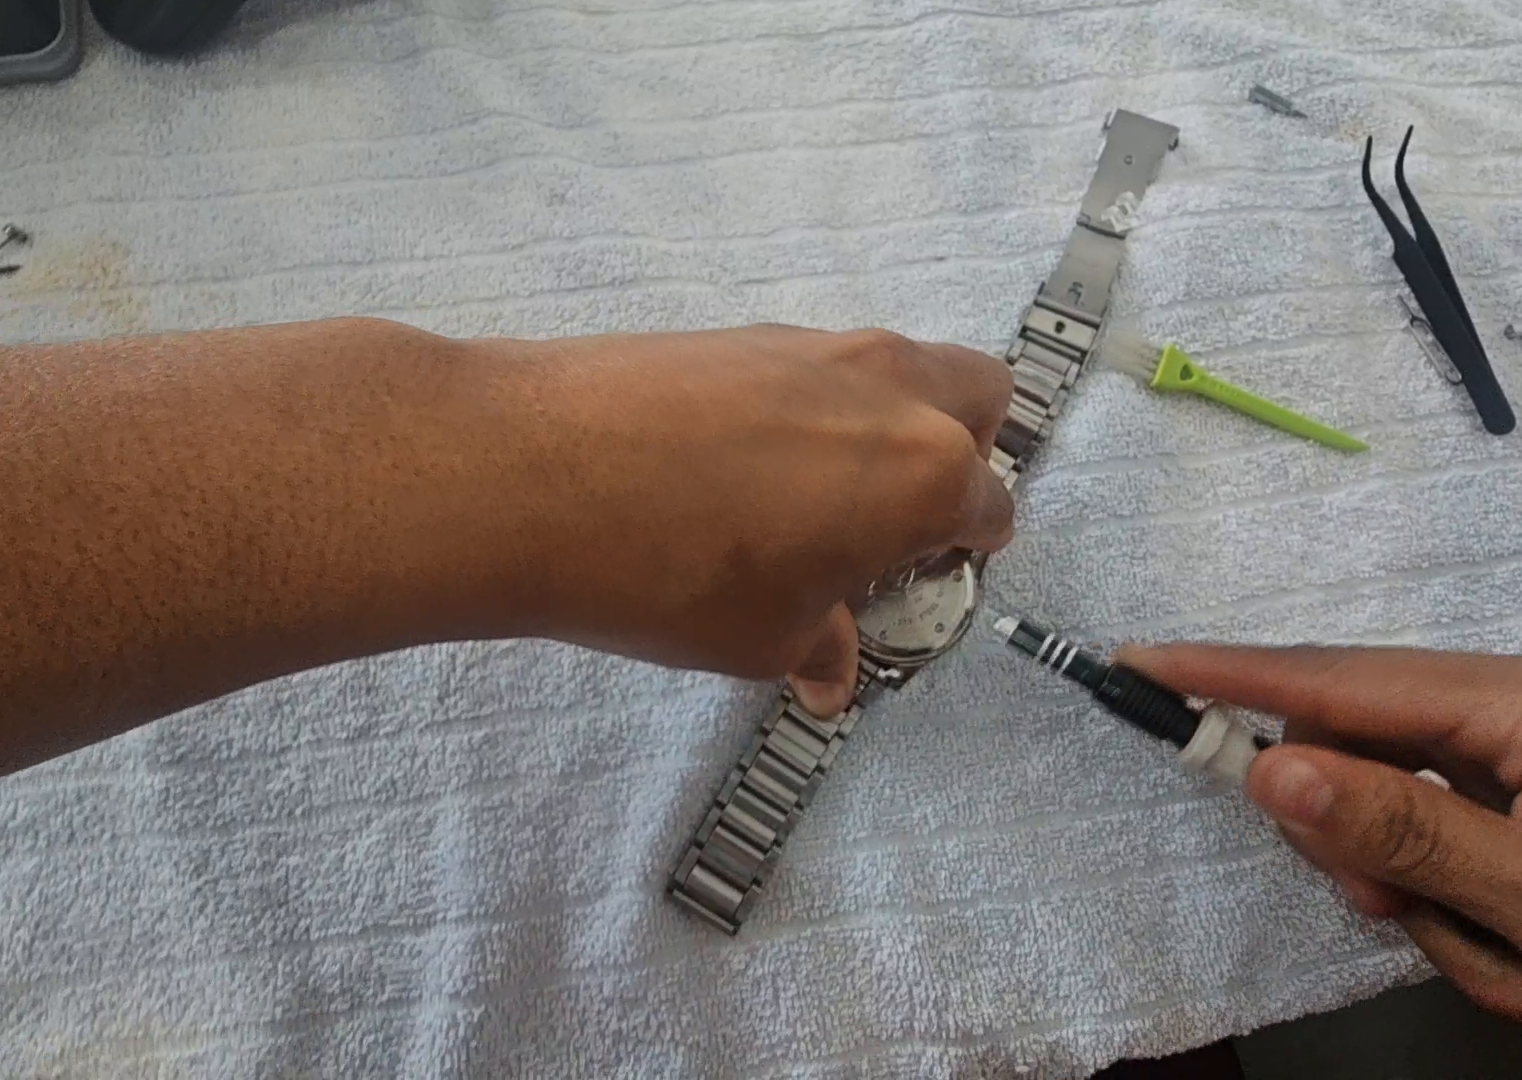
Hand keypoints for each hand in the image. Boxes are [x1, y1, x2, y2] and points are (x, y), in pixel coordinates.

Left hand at [475, 325, 1012, 713]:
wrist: (530, 473)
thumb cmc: (672, 575)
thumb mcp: (764, 639)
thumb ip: (821, 646)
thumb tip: (830, 674)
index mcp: (923, 472)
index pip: (990, 507)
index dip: (965, 550)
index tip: (921, 576)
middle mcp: (888, 388)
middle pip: (978, 399)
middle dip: (963, 453)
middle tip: (892, 513)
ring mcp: (815, 345)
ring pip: (898, 370)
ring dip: (887, 424)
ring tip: (807, 491)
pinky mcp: (746, 330)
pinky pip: (817, 365)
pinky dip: (815, 406)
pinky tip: (741, 459)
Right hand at [1118, 645, 1521, 1071]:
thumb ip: (1409, 834)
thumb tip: (1267, 770)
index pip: (1342, 679)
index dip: (1229, 671)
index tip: (1139, 662)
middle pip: (1356, 737)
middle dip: (1353, 830)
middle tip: (1382, 909)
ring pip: (1380, 787)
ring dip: (1406, 879)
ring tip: (1495, 956)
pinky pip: (1419, 818)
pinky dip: (1436, 890)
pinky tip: (1506, 945)